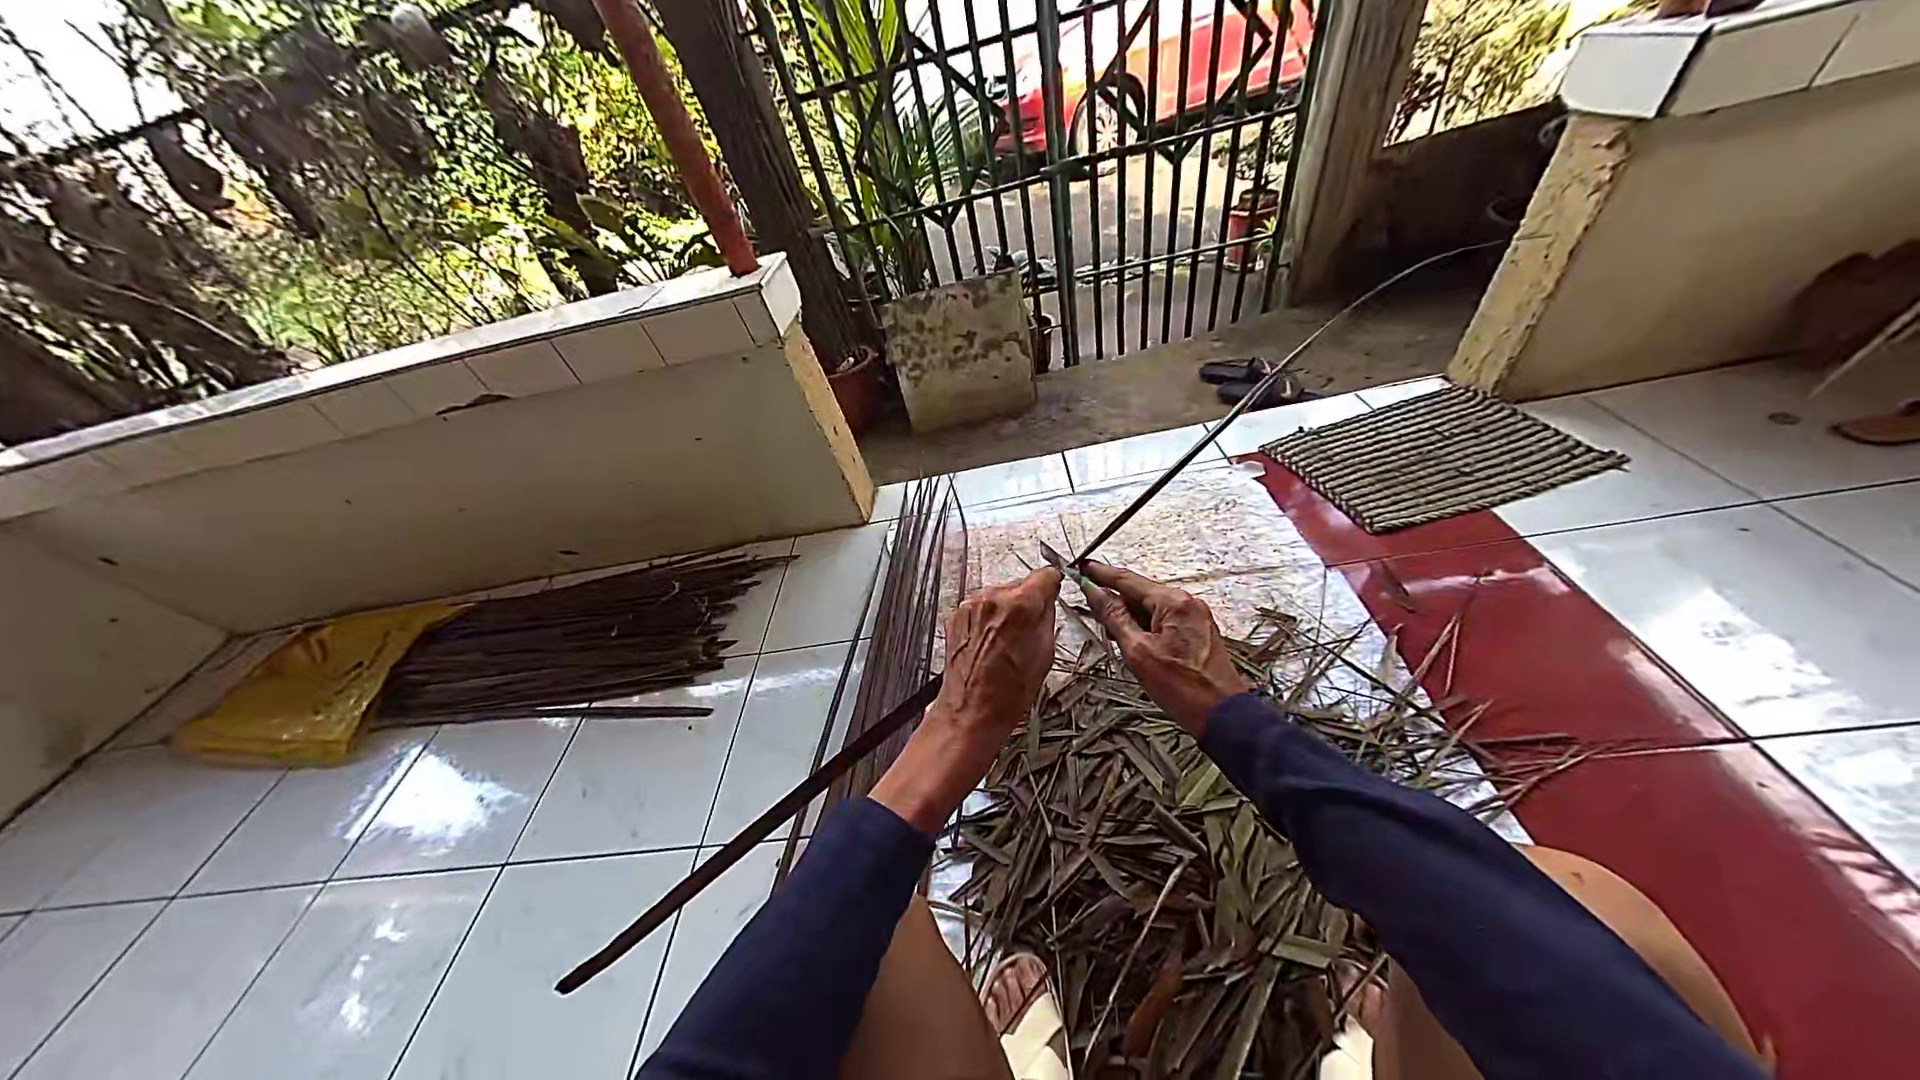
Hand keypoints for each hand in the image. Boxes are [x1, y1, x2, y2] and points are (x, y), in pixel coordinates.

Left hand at [870, 566, 1061, 833]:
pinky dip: (988, 620)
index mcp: (1021, 604)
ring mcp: (971, 606)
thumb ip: (1047, 616)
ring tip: (1008, 642)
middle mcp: (992, 599)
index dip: (1052, 584)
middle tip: (1030, 628)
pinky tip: (992, 644)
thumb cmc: (1007, 692)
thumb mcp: (1046, 652)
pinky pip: (981, 608)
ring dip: (1005, 610)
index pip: (1045, 574)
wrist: (972, 709)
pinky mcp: (957, 616)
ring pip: (999, 595)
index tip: (1053, 589)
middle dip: (1027, 602)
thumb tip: (1048, 598)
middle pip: (1020, 584)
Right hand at [1081, 560, 1248, 736]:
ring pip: (1151, 608)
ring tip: (1114, 636)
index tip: (1084, 567)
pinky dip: (1145, 626)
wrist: (1221, 714)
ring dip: (1129, 617)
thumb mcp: (1137, 651)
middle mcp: (1187, 603)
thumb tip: (1095, 593)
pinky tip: (1134, 642)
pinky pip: (1163, 619)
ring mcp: (1194, 617)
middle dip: (1115, 601)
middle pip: (1140, 593)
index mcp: (1174, 602)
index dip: (1102, 573)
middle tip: (1093, 610)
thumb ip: (1114, 617)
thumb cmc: (1183, 687)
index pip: (1129, 580)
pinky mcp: (1196, 631)